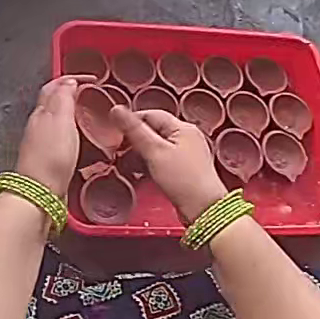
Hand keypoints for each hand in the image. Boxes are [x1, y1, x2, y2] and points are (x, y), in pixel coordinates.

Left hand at [14, 76, 81, 195]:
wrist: (40, 192)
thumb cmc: (50, 156)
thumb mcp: (61, 120)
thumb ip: (64, 98)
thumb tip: (69, 82)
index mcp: (42, 111)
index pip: (54, 85)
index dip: (72, 78)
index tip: (92, 79)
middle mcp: (39, 124)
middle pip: (54, 100)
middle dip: (72, 93)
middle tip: (93, 94)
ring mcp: (42, 141)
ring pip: (57, 118)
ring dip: (73, 112)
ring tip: (92, 114)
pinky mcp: (48, 157)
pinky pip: (61, 136)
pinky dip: (73, 130)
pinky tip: (83, 138)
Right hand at [112, 107, 227, 222]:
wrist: (204, 209)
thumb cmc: (183, 180)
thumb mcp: (154, 152)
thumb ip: (134, 130)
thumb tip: (116, 109)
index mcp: (183, 127)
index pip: (150, 115)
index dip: (131, 122)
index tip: (115, 134)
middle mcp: (187, 136)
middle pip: (154, 130)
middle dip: (135, 139)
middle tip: (119, 151)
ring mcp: (187, 153)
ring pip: (157, 145)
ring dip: (141, 153)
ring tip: (129, 164)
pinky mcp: (185, 168)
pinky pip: (163, 159)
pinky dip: (151, 163)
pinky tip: (143, 173)